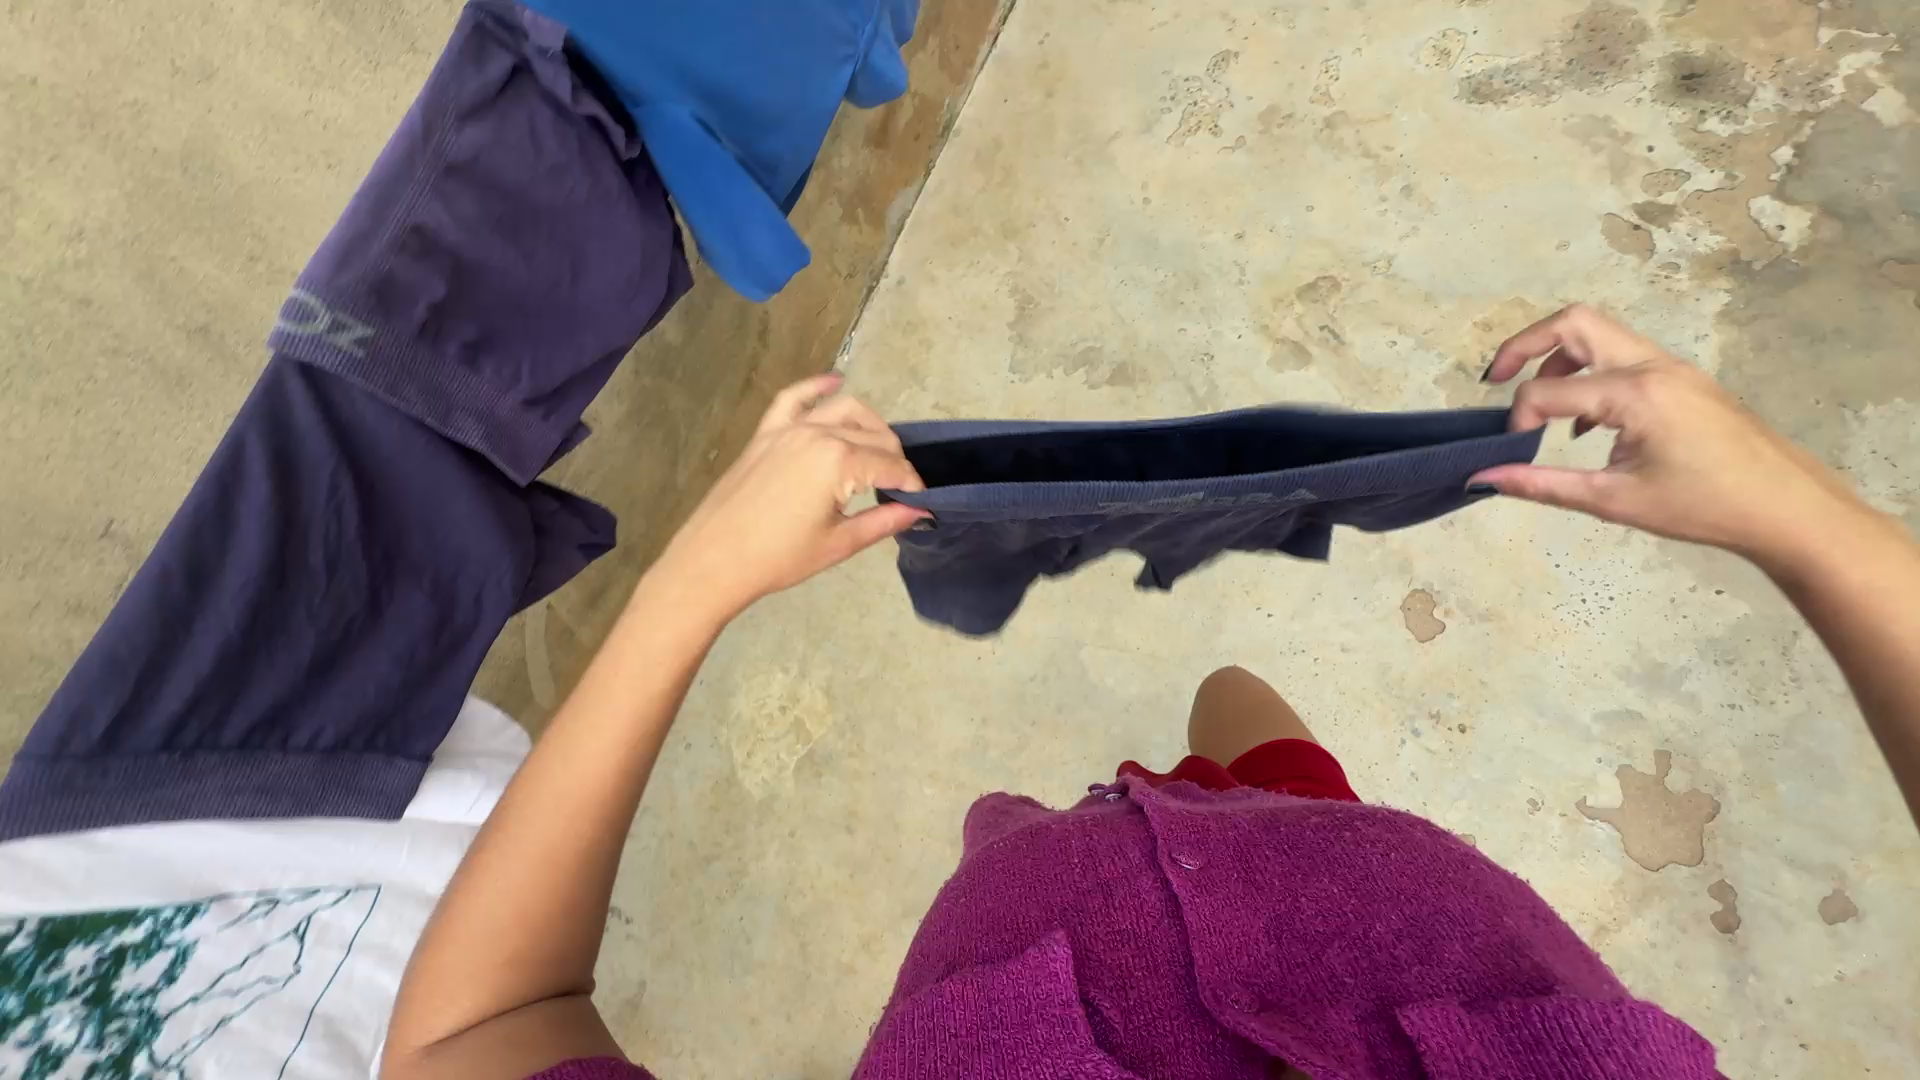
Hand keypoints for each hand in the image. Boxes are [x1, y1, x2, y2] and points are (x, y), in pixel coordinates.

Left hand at [648, 374, 927, 621]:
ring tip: (880, 448)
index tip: (921, 500)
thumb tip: (921, 511)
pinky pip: (794, 397)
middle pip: (874, 436)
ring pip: (844, 410)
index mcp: (839, 461)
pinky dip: (816, 386)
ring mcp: (789, 428)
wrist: (715, 560)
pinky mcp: (766, 432)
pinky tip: (835, 382)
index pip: (892, 465)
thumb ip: (885, 521)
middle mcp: (818, 433)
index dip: (912, 484)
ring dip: (870, 425)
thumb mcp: (840, 543)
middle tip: (898, 487)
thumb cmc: (779, 558)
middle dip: (894, 459)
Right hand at [1471, 304, 1878, 568]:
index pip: (1545, 388)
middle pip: (1574, 322)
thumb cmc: (1702, 507)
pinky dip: (1584, 372)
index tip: (1515, 452)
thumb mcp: (1609, 499)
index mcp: (1636, 394)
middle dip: (1523, 345)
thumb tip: (1478, 480)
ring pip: (1597, 332)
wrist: (1791, 509)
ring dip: (1554, 357)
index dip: (1517, 418)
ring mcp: (1671, 368)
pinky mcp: (1679, 380)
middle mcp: (1652, 367)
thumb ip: (1537, 484)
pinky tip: (1580, 423)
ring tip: (1534, 403)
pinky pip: (1618, 356)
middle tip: (1493, 380)